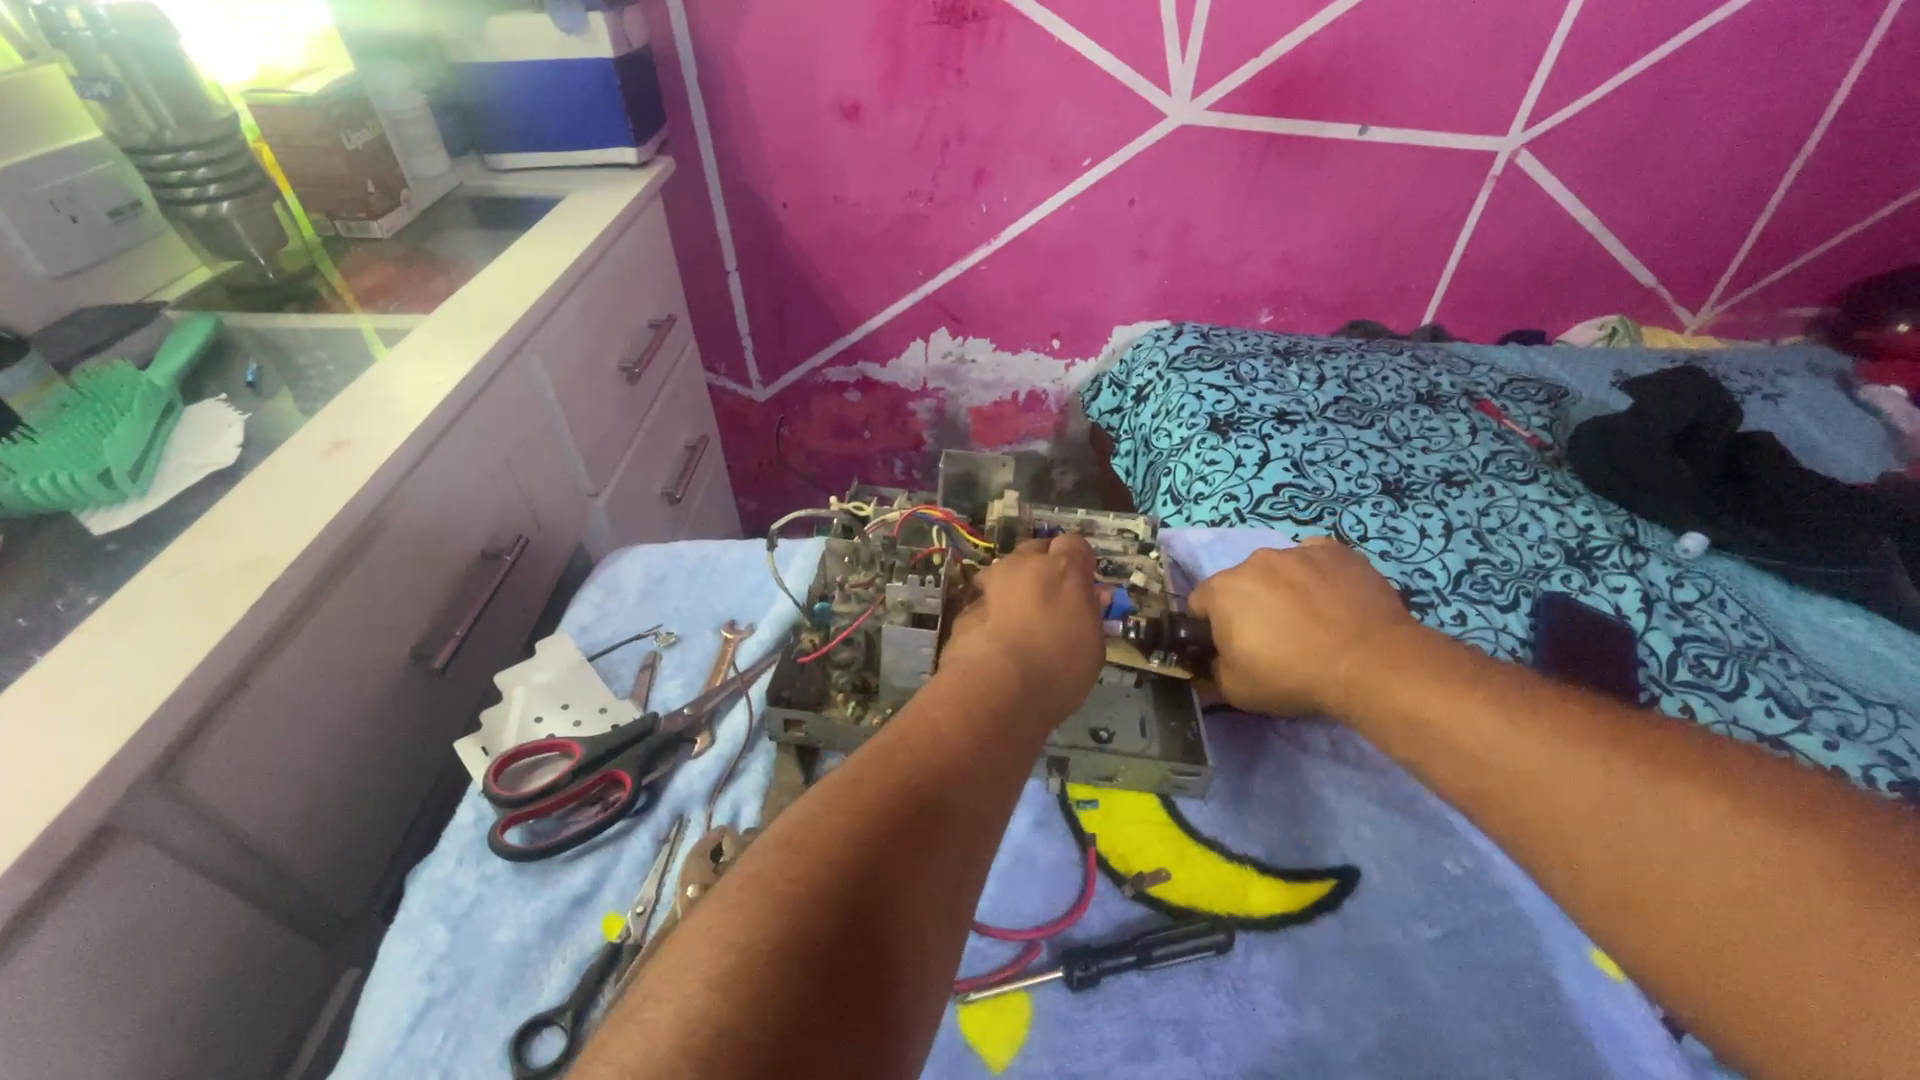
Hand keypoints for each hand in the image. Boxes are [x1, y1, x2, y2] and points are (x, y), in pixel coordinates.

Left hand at [940, 535, 1104, 727]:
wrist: (996, 690)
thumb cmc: (1058, 669)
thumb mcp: (1093, 646)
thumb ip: (1092, 614)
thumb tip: (1094, 596)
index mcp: (1062, 569)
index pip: (1074, 544)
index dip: (1079, 562)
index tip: (1084, 585)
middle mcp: (1024, 566)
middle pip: (1036, 550)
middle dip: (1044, 567)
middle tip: (1052, 599)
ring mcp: (989, 584)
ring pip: (1004, 572)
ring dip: (1014, 586)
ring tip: (1020, 618)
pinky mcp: (965, 608)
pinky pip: (985, 601)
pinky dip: (992, 612)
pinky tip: (996, 640)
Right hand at [1188, 537, 1422, 718]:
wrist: (1371, 664)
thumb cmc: (1293, 676)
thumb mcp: (1235, 690)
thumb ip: (1211, 671)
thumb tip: (1210, 663)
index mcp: (1222, 590)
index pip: (1199, 604)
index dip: (1211, 628)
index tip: (1232, 649)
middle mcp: (1254, 560)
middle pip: (1240, 583)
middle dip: (1249, 606)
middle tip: (1274, 639)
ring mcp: (1298, 551)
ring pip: (1279, 570)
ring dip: (1284, 590)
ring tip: (1312, 622)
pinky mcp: (1337, 551)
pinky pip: (1315, 560)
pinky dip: (1318, 577)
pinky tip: (1334, 602)